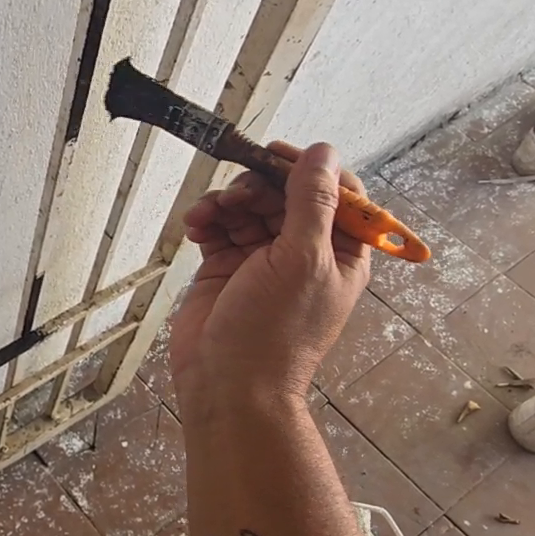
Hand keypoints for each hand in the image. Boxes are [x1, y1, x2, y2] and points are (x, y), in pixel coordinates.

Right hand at [169, 142, 369, 416]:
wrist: (227, 384)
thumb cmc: (274, 329)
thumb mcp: (302, 260)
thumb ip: (312, 202)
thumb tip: (322, 151)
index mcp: (339, 251)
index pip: (334, 192)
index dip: (307, 168)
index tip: (273, 154)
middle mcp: (303, 251)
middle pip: (283, 194)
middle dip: (256, 187)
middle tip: (234, 196)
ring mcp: (261, 260)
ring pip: (246, 208)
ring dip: (225, 203)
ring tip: (207, 216)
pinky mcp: (225, 269)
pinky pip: (219, 229)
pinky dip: (207, 222)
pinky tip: (195, 228)